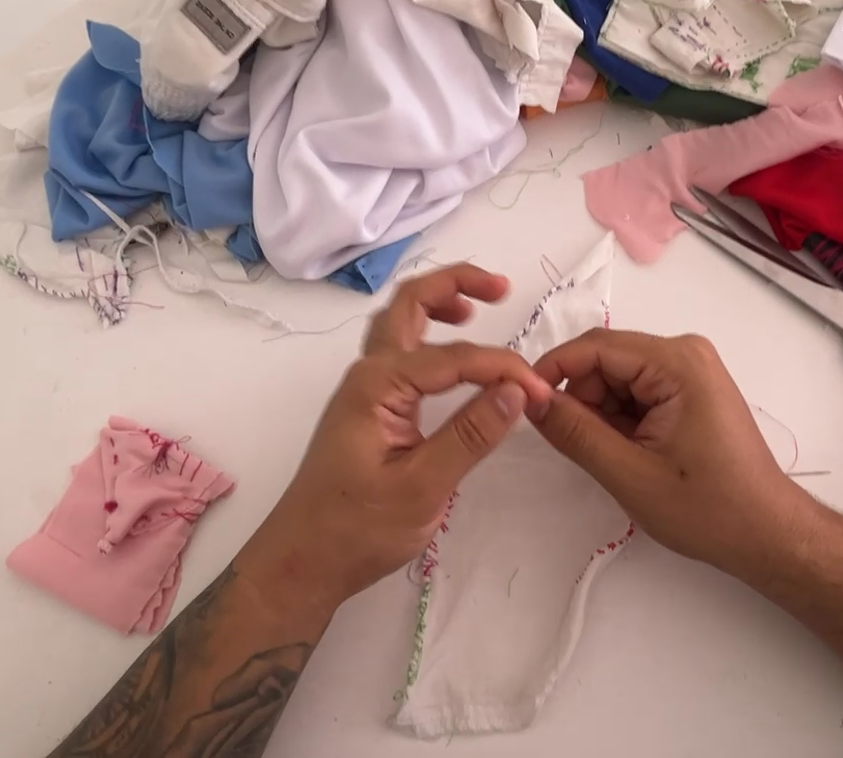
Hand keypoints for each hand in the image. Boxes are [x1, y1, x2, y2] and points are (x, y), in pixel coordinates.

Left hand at [236, 264, 551, 614]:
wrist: (303, 559)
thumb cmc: (358, 528)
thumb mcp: (423, 487)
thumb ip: (471, 434)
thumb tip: (516, 390)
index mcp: (379, 384)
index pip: (454, 357)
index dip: (501, 368)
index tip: (539, 391)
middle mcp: (368, 372)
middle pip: (409, 302)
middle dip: (455, 283)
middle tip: (501, 287)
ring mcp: (365, 386)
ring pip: (400, 320)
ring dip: (438, 300)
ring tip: (480, 304)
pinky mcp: (369, 404)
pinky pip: (401, 347)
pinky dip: (429, 330)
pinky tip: (452, 350)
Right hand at [527, 329, 807, 581]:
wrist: (768, 535)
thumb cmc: (708, 508)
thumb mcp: (630, 474)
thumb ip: (575, 432)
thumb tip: (529, 398)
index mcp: (677, 362)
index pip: (595, 347)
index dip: (552, 370)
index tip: (523, 403)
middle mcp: (684, 352)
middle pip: (605, 361)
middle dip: (581, 399)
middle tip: (579, 447)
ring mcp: (689, 369)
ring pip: (616, 378)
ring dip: (600, 413)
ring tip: (615, 458)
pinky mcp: (688, 388)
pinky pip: (635, 390)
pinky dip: (619, 419)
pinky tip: (630, 452)